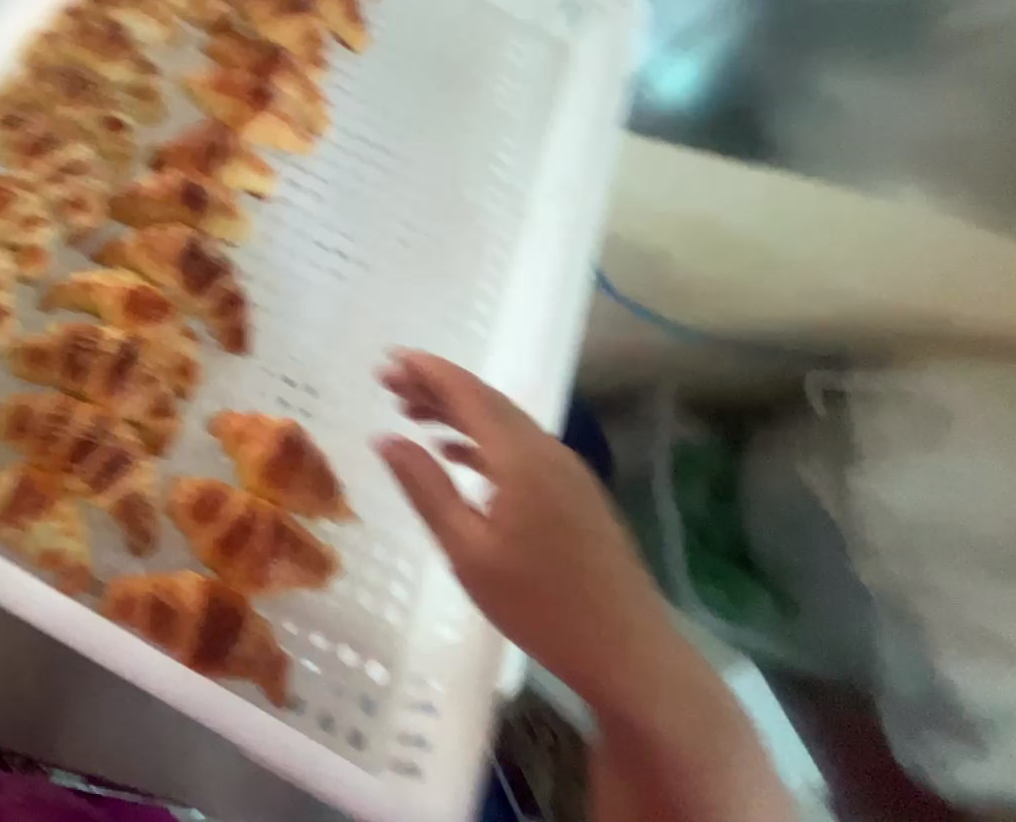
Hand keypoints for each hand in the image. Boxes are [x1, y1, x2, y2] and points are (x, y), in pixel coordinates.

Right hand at [374, 350, 672, 708]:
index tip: (389, 359)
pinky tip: (453, 453)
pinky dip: (480, 441)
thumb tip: (384, 438)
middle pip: (486, 402)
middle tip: (387, 381)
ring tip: (410, 412)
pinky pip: (518, 448)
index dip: (428, 372)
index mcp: (522, 459)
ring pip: (503, 424)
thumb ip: (425, 488)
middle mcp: (548, 453)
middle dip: (435, 387)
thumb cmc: (539, 605)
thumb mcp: (466, 550)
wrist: (630, 655)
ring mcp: (566, 473)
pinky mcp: (573, 494)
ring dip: (456, 412)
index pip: (469, 395)